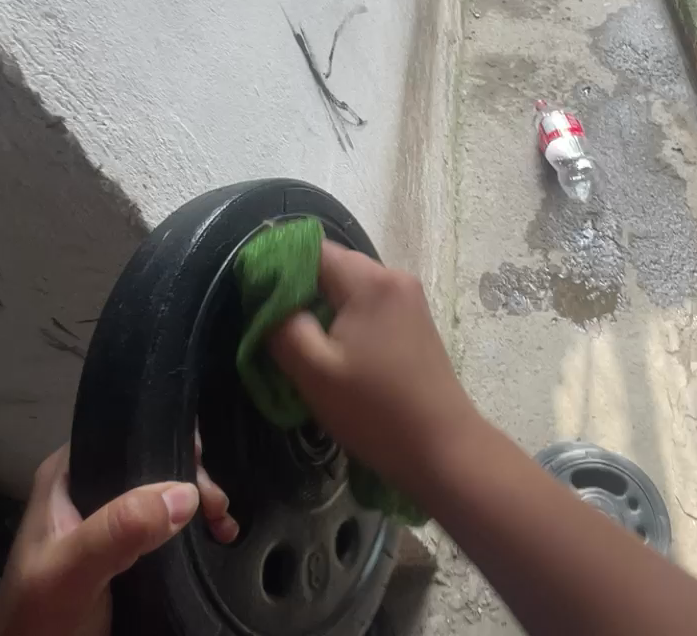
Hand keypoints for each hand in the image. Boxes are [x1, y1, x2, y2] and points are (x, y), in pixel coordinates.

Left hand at [0, 445, 236, 635]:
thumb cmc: (37, 625)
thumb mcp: (71, 574)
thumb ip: (118, 531)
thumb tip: (184, 494)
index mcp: (69, 474)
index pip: (126, 430)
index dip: (169, 437)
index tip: (201, 462)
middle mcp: (90, 487)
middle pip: (156, 459)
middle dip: (194, 477)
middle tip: (215, 506)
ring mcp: (110, 519)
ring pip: (169, 490)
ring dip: (202, 503)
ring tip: (222, 524)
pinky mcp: (128, 549)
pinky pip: (173, 522)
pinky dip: (200, 526)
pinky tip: (219, 536)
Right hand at [268, 242, 482, 497]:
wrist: (443, 446)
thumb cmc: (374, 410)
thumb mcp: (314, 371)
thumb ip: (282, 326)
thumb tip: (267, 299)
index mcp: (370, 280)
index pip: (312, 250)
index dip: (277, 268)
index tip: (253, 300)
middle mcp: (393, 276)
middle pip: (333, 266)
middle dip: (299, 291)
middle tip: (274, 329)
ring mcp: (409, 297)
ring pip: (350, 288)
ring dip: (323, 308)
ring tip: (302, 345)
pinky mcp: (415, 320)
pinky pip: (369, 305)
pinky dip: (346, 320)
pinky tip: (336, 353)